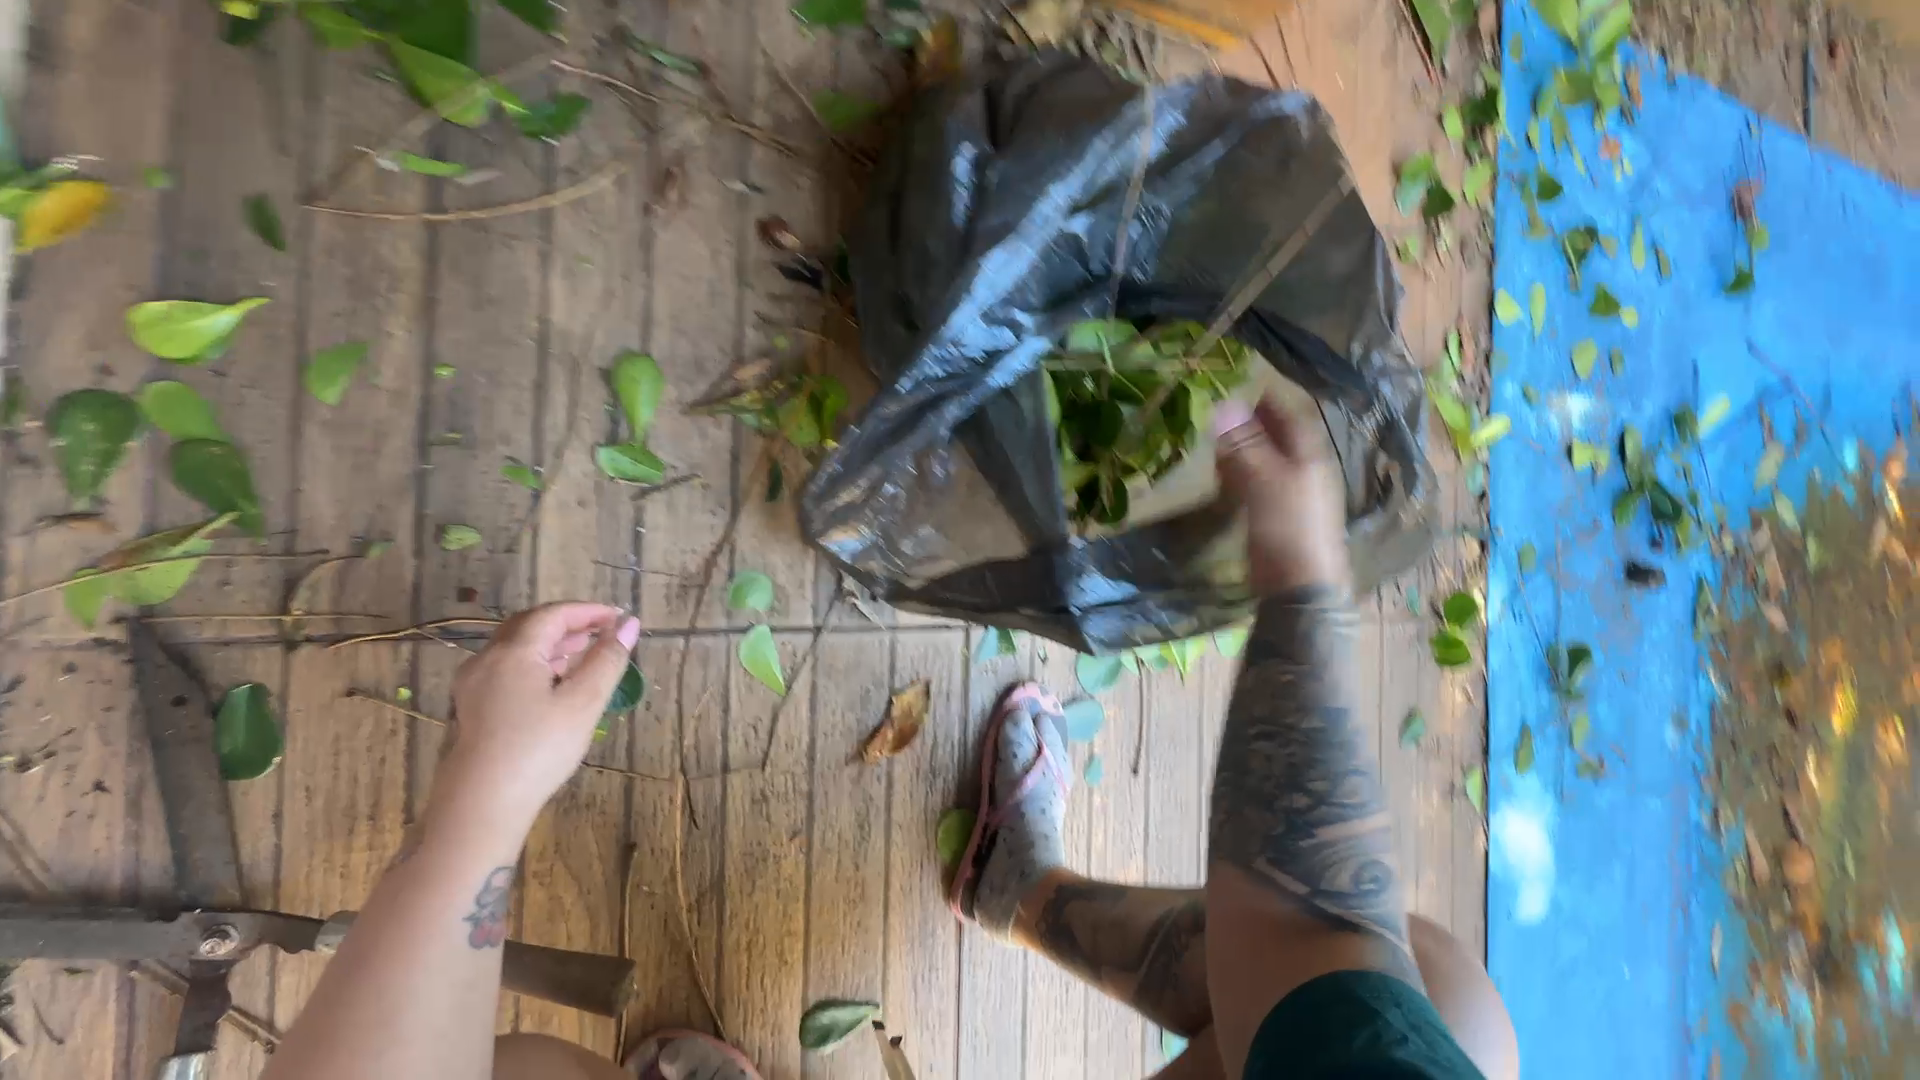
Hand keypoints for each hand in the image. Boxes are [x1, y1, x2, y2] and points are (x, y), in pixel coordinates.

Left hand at [433, 602, 640, 825]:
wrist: (481, 806)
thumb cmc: (538, 749)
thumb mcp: (584, 702)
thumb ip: (608, 659)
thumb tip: (630, 624)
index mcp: (513, 652)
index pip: (553, 614)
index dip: (589, 611)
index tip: (620, 618)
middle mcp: (487, 659)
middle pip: (530, 626)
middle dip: (570, 623)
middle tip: (605, 633)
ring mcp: (474, 684)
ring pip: (517, 648)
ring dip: (553, 643)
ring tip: (587, 655)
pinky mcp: (472, 707)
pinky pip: (508, 668)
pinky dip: (537, 663)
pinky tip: (556, 683)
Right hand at [1213, 396, 1349, 593]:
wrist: (1298, 586)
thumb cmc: (1288, 527)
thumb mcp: (1264, 481)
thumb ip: (1245, 444)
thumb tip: (1223, 405)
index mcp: (1309, 456)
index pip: (1290, 416)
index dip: (1267, 400)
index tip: (1238, 384)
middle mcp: (1303, 470)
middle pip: (1277, 437)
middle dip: (1250, 423)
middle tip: (1217, 410)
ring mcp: (1290, 494)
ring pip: (1264, 460)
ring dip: (1242, 448)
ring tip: (1213, 438)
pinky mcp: (1274, 516)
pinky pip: (1255, 484)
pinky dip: (1238, 473)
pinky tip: (1220, 475)